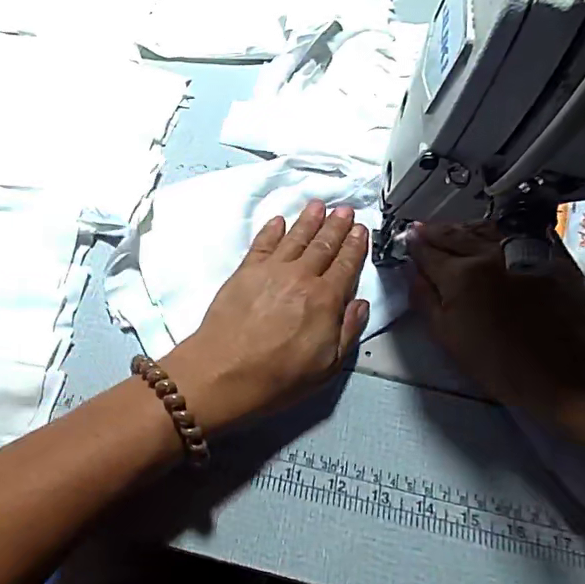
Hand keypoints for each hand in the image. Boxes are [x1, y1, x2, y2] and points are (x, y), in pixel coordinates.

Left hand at [162, 200, 371, 431]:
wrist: (223, 372)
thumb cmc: (277, 377)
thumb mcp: (327, 366)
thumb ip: (348, 331)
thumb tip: (360, 304)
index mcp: (325, 299)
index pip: (346, 265)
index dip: (355, 245)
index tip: (361, 230)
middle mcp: (301, 277)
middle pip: (323, 245)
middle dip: (336, 225)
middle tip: (344, 209)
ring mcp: (270, 271)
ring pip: (295, 238)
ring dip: (308, 220)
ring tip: (318, 205)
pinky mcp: (244, 272)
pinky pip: (262, 243)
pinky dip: (272, 230)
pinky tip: (279, 221)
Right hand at [409, 222, 584, 423]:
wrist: (561, 374)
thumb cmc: (502, 364)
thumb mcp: (448, 337)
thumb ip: (426, 300)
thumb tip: (415, 276)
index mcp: (461, 274)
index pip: (428, 251)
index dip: (414, 244)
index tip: (408, 239)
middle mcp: (491, 255)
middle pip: (456, 234)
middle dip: (435, 231)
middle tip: (423, 230)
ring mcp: (524, 252)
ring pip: (487, 228)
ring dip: (466, 227)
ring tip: (454, 229)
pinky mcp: (551, 258)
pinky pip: (521, 233)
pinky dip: (502, 230)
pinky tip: (497, 233)